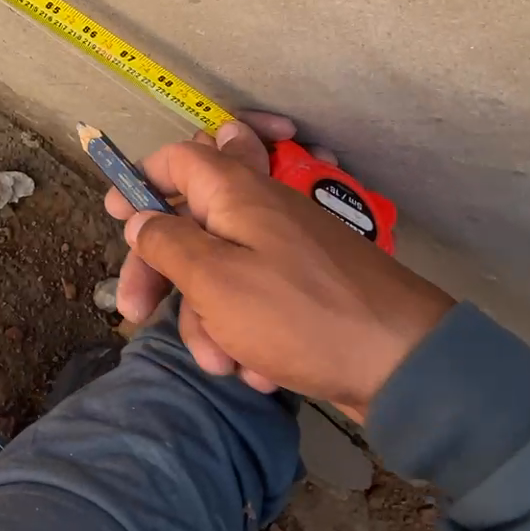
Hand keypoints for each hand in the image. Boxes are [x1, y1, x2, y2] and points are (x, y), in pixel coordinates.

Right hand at [103, 112, 454, 420]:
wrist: (413, 371)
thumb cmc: (301, 315)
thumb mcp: (213, 279)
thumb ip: (165, 242)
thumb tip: (140, 220)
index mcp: (236, 194)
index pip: (177, 159)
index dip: (140, 179)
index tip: (116, 213)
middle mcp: (258, 212)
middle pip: (185, 224)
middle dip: (158, 272)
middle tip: (133, 312)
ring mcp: (284, 251)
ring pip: (215, 270)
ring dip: (205, 318)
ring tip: (222, 362)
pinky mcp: (304, 288)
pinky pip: (251, 298)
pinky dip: (244, 331)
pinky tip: (256, 369)